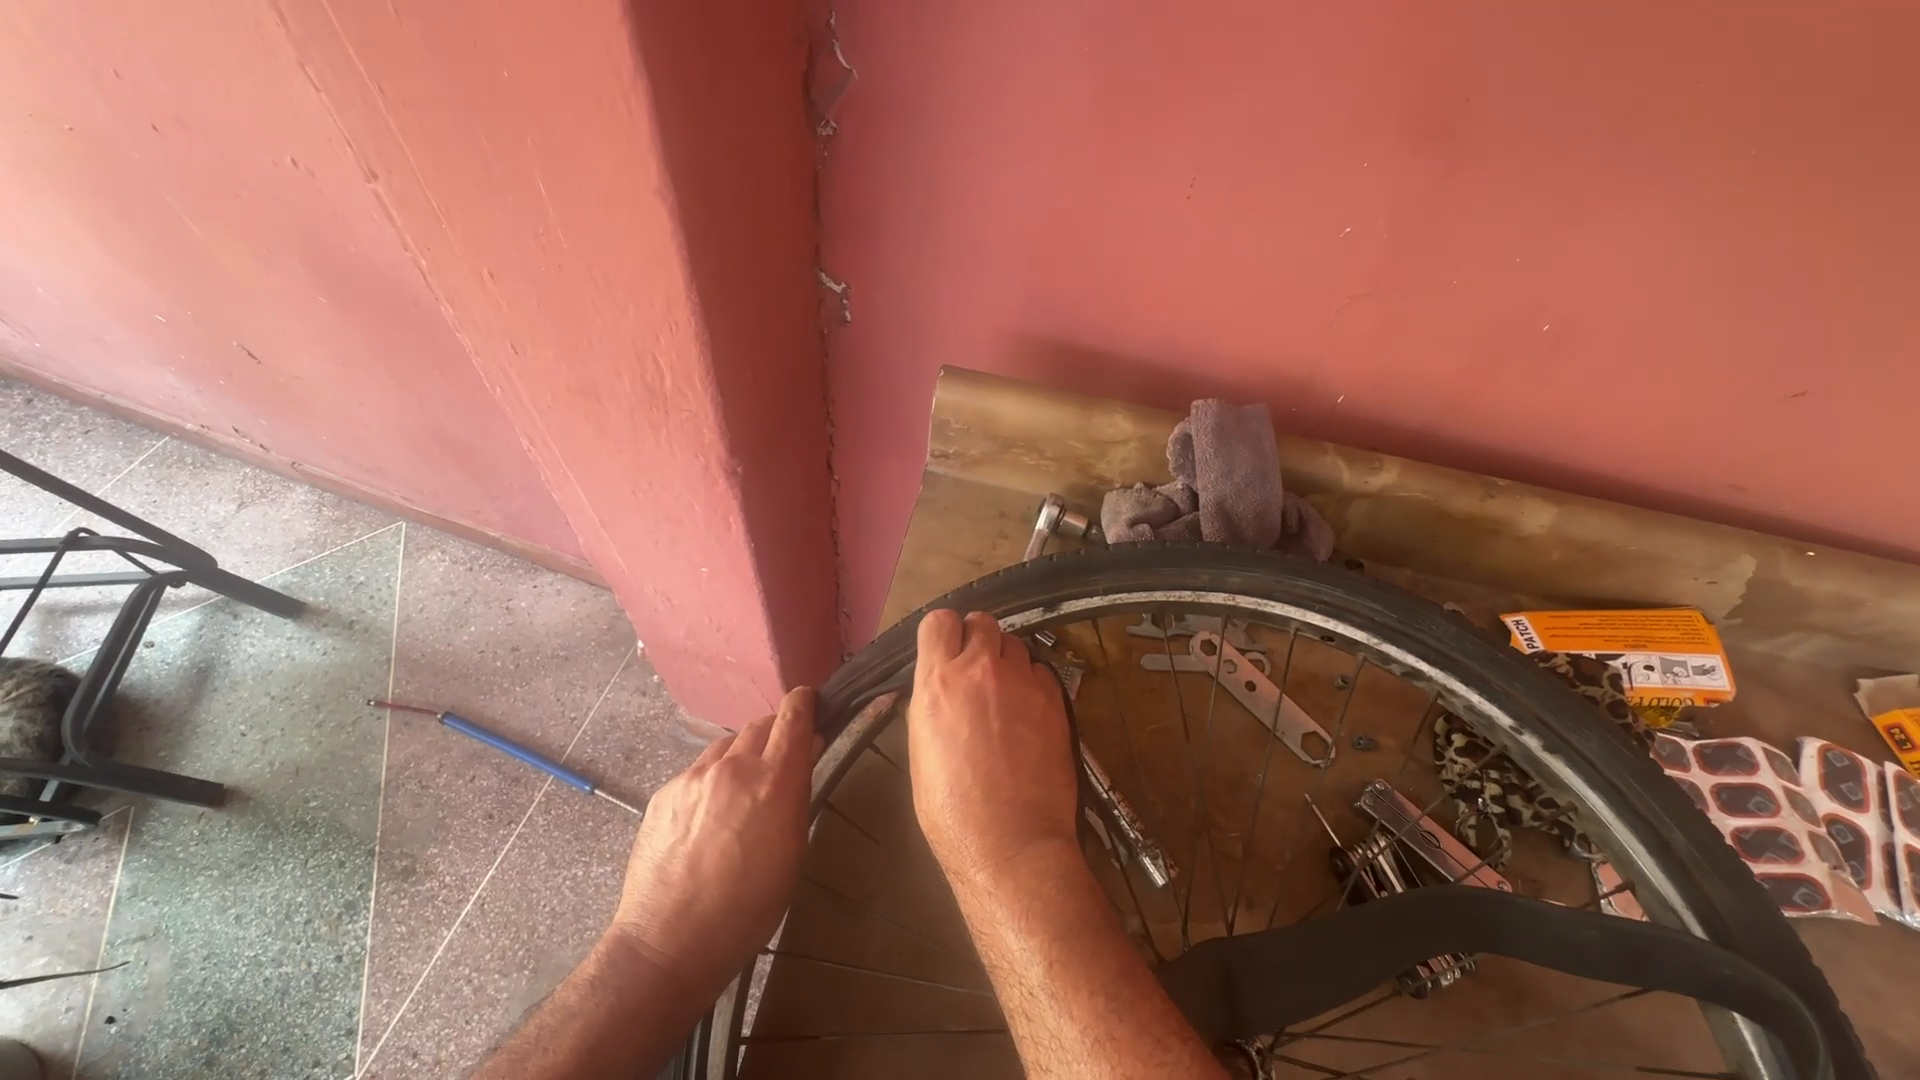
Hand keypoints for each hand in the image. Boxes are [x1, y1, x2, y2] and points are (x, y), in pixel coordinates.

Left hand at [608, 686, 818, 996]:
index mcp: (774, 780)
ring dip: (743, 755)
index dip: (805, 702)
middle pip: (760, 724)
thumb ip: (798, 795)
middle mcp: (733, 766)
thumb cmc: (748, 908)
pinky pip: (697, 772)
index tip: (811, 702)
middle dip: (776, 732)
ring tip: (743, 791)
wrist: (669, 942)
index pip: (793, 715)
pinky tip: (708, 818)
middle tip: (782, 758)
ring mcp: (693, 777)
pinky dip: (712, 781)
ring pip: (727, 745)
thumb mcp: (793, 851)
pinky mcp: (664, 793)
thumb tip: (804, 755)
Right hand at [908, 610, 1077, 884]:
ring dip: (1007, 660)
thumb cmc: (952, 810)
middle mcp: (981, 670)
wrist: (1010, 841)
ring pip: (1015, 644)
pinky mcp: (1054, 699)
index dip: (943, 634)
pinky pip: (1041, 671)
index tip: (945, 651)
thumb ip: (932, 705)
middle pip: (982, 621)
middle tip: (977, 671)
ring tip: (1005, 694)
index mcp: (938, 681)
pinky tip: (1029, 713)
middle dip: (977, 640)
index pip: (938, 621)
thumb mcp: (921, 749)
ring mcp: (1022, 682)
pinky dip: (1033, 683)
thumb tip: (941, 690)